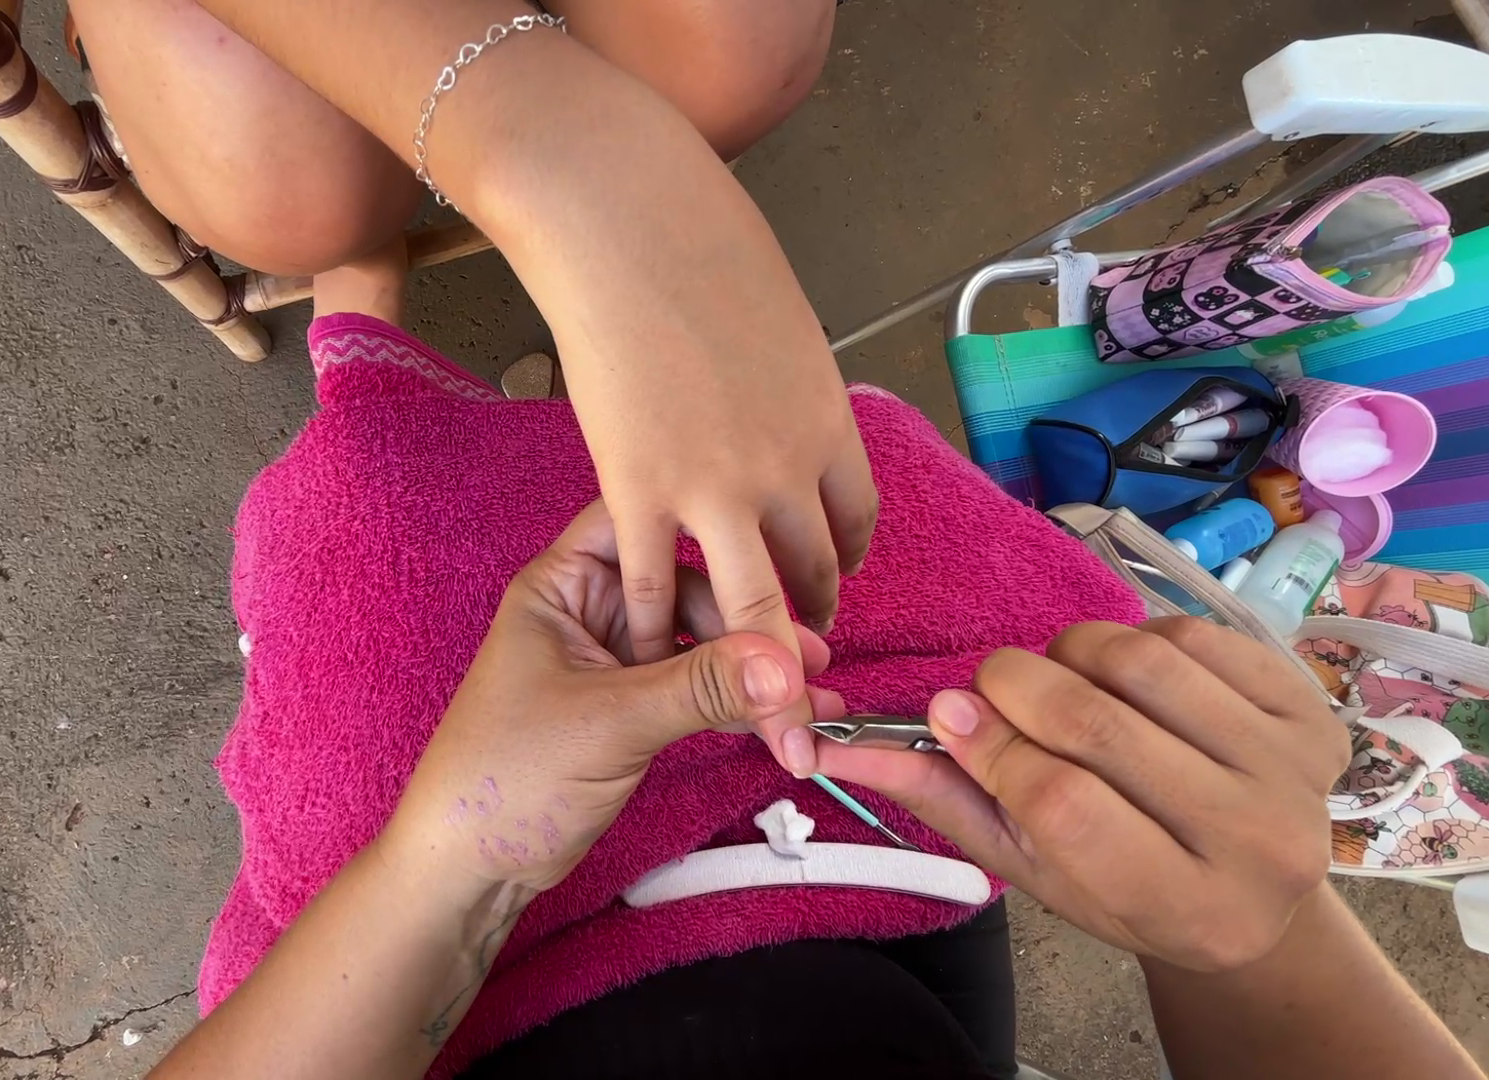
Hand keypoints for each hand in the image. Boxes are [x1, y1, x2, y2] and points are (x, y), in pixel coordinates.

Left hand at [388, 502, 845, 892]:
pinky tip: (787, 717)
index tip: (769, 544)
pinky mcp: (636, 701)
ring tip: (813, 695)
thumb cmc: (511, 773)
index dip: (698, 526)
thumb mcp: (609, 722)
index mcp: (564, 583)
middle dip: (745, 625)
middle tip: (810, 660)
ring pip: (697, 641)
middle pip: (684, 588)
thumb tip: (789, 665)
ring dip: (751, 668)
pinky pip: (697, 686)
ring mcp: (618, 656)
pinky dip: (737, 701)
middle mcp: (594, 607)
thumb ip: (699, 688)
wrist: (474, 866)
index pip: (637, 523)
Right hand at [555, 214, 876, 781]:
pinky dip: (658, 633)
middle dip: (811, 624)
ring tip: (745, 680)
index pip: (856, 521)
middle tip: (802, 650)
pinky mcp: (640, 493)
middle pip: (812, 575)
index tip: (829, 580)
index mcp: (828, 424)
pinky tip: (654, 656)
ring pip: (751, 605)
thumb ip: (792, 394)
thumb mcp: (784, 327)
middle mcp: (786, 471)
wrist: (632, 228)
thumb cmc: (709, 255)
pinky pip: (655, 588)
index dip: (843, 563)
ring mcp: (714, 490)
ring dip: (754, 654)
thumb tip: (784, 419)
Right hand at [817, 618, 1349, 971]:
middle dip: (1011, 687)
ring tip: (1063, 685)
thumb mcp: (1021, 862)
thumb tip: (846, 747)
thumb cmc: (1116, 884)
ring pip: (1135, 660)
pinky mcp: (1309, 707)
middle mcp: (1260, 841)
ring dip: (1068, 655)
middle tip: (991, 691)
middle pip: (1096, 723)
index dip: (987, 746)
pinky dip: (1130, 639)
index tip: (946, 717)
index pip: (1060, 800)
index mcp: (1182, 905)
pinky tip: (1125, 680)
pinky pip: (1185, 633)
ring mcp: (1294, 768)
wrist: (1249, 887)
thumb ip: (939, 800)